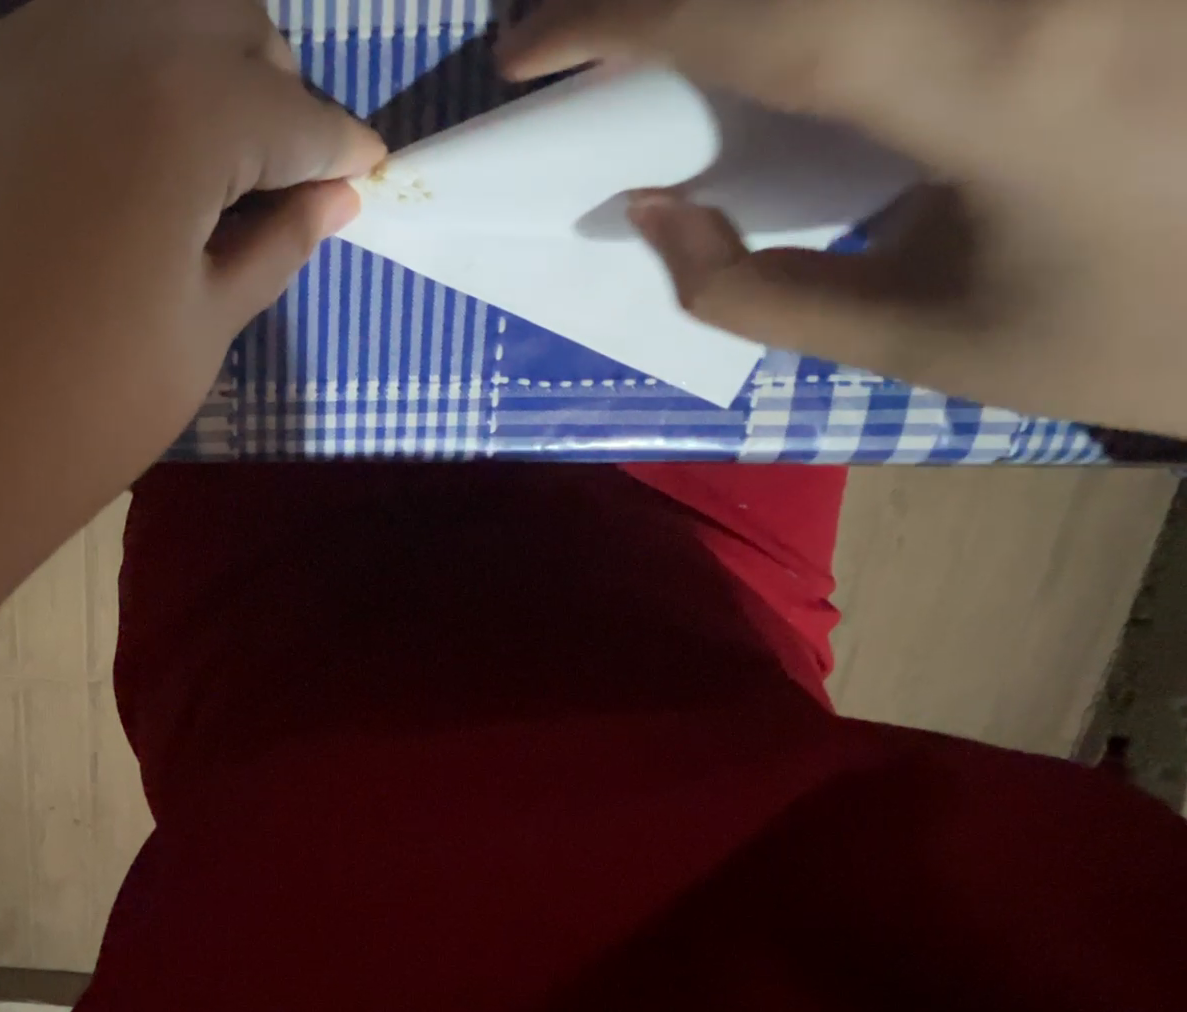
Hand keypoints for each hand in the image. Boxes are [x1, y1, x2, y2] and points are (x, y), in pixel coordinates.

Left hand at [0, 0, 383, 494]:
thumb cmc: (85, 412)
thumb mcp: (203, 330)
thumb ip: (276, 244)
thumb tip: (336, 197)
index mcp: (178, 112)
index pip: (292, 112)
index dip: (339, 148)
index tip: (363, 172)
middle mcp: (93, 44)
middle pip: (219, 18)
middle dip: (268, 83)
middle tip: (273, 171)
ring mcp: (6, 59)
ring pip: (132, 8)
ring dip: (186, 64)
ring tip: (192, 163)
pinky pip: (54, 46)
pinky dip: (106, 80)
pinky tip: (107, 165)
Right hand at [500, 0, 1186, 436]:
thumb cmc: (1136, 334)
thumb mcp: (910, 341)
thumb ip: (745, 285)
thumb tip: (646, 205)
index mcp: (1007, 79)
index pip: (757, 17)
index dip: (617, 18)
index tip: (523, 48)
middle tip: (581, 28)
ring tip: (666, 31)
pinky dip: (809, 7)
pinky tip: (770, 31)